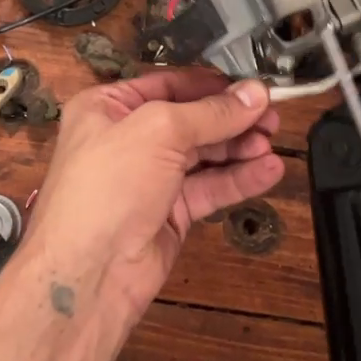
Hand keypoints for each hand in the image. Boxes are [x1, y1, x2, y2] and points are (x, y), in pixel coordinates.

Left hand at [23, 68, 284, 321]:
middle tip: (272, 117)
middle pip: (191, 119)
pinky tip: (267, 171)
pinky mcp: (169, 213)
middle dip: (232, 119)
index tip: (252, 87)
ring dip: (239, 148)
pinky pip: (209, 188)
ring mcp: (150, 178)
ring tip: (272, 143)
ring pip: (204, 155)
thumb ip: (212, 113)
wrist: (88, 275)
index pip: (170, 84)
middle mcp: (128, 138)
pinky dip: (238, 179)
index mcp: (110, 106)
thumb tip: (256, 92)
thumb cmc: (108, 185)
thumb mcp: (159, 131)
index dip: (212, 85)